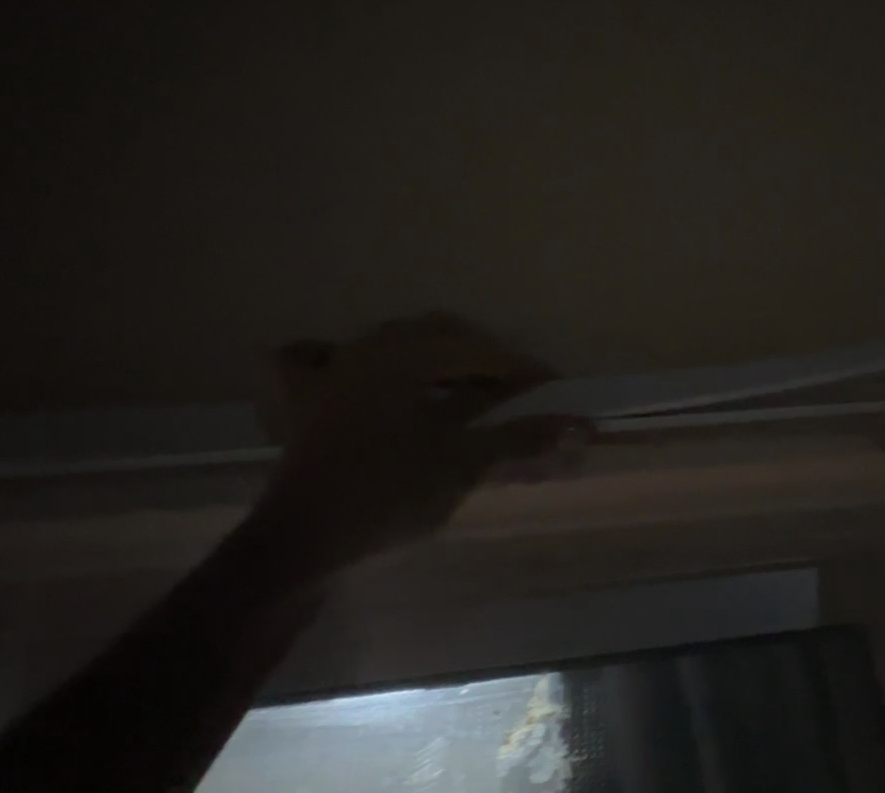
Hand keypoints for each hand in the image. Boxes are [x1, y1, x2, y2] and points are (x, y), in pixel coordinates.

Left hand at [248, 313, 589, 575]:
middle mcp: (366, 350)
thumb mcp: (461, 465)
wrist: (301, 546)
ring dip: (438, 359)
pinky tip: (371, 372)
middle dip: (483, 357)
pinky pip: (333, 362)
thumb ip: (521, 439)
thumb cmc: (386, 496)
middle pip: (439, 337)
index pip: (476, 352)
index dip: (519, 368)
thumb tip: (583, 428)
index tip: (555, 384)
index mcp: (402, 356)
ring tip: (469, 382)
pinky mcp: (312, 400)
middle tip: (517, 385)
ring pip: (397, 346)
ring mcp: (333, 373)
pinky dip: (362, 364)